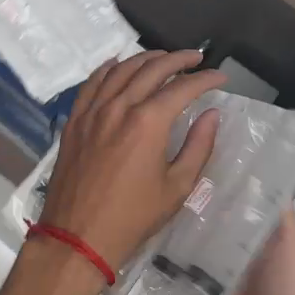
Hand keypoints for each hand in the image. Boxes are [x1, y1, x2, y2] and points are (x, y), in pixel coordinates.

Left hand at [38, 50, 226, 268]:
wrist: (78, 236)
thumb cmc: (133, 217)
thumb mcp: (177, 187)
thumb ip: (198, 147)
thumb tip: (212, 115)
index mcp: (147, 122)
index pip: (182, 88)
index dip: (205, 79)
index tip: (220, 77)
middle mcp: (119, 107)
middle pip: (151, 69)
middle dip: (178, 60)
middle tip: (196, 58)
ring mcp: (92, 111)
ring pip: (120, 70)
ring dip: (145, 59)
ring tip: (163, 58)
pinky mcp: (75, 121)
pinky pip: (92, 83)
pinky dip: (108, 68)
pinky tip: (117, 64)